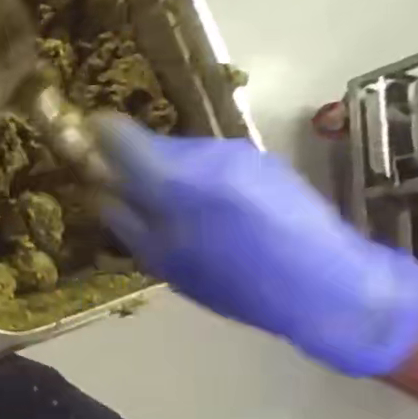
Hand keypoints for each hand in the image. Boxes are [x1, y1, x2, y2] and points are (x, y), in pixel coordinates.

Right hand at [96, 116, 417, 376]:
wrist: (333, 285)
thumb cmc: (239, 286)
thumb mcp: (167, 262)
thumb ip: (126, 220)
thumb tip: (97, 190)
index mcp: (174, 177)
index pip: (116, 132)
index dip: (93, 138)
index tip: (84, 154)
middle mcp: (204, 150)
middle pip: (149, 145)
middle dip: (133, 168)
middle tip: (132, 205)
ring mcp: (237, 151)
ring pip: (180, 155)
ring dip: (167, 177)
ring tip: (178, 218)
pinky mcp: (261, 159)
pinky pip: (209, 162)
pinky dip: (197, 181)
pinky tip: (214, 216)